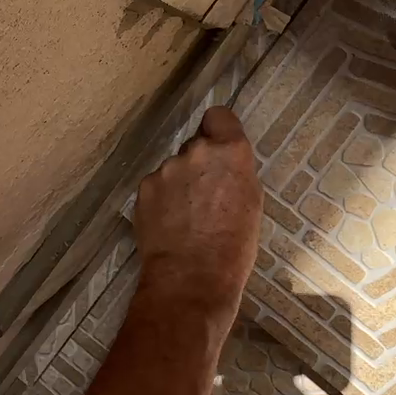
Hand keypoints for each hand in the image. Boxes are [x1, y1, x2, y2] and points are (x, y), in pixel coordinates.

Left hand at [132, 106, 262, 324]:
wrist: (191, 278)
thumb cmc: (234, 246)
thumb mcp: (251, 202)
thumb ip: (236, 172)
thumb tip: (224, 167)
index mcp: (230, 151)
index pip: (219, 116)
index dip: (219, 130)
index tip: (220, 147)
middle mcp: (197, 151)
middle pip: (196, 145)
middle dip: (200, 163)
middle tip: (205, 194)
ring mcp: (166, 169)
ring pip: (175, 167)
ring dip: (179, 183)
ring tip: (185, 216)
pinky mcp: (144, 188)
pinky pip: (156, 186)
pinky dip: (161, 199)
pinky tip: (169, 223)